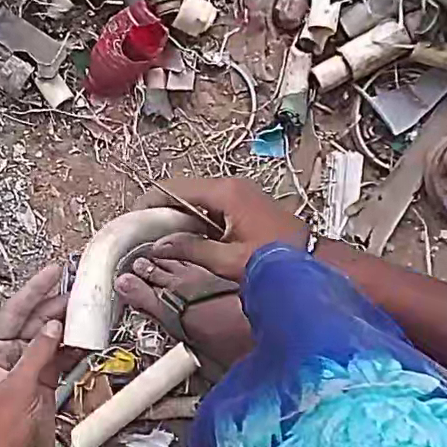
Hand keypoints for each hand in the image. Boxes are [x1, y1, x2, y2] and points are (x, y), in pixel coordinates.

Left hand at [0, 263, 83, 446]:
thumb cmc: (3, 434)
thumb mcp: (18, 388)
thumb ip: (37, 353)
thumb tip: (53, 325)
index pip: (13, 312)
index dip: (33, 290)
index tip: (52, 272)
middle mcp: (7, 355)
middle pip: (33, 320)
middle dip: (56, 305)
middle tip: (79, 290)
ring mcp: (27, 366)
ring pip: (50, 335)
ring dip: (68, 324)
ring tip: (87, 309)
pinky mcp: (43, 379)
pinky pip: (60, 354)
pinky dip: (74, 346)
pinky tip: (87, 337)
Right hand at [135, 178, 307, 280]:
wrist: (314, 260)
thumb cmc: (275, 258)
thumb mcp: (229, 261)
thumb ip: (191, 250)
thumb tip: (158, 246)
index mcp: (225, 193)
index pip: (174, 188)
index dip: (149, 202)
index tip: (133, 220)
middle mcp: (229, 185)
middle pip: (182, 190)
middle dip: (160, 209)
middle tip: (142, 232)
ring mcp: (237, 192)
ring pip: (194, 198)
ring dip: (175, 215)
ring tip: (158, 237)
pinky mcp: (242, 203)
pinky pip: (207, 205)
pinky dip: (192, 218)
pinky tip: (184, 238)